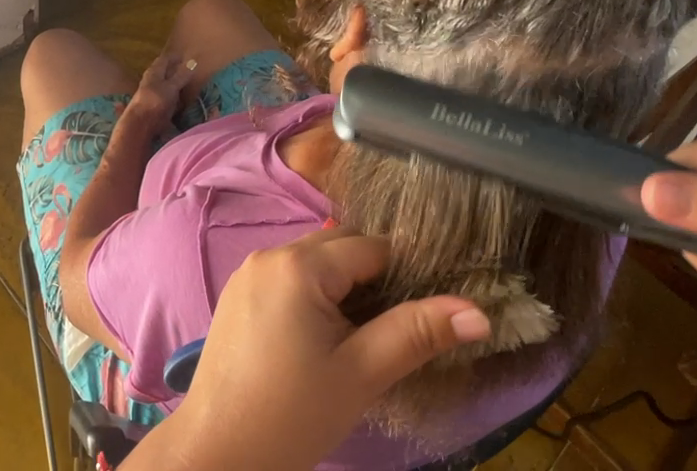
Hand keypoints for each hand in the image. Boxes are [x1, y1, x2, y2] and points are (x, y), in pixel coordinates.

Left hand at [117, 53, 194, 140]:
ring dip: (177, 83)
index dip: (175, 57)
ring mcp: (154, 93)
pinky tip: (185, 98)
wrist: (141, 124)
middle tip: (191, 69)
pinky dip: (177, 95)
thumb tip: (192, 62)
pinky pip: (169, 97)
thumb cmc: (156, 101)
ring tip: (191, 82)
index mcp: (154, 71)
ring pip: (167, 84)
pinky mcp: (157, 106)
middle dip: (176, 69)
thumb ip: (181, 76)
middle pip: (166, 72)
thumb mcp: (171, 87)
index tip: (187, 55)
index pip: (165, 59)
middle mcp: (153, 80)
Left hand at [122, 228, 490, 470]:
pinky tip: (325, 339)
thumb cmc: (292, 413)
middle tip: (399, 328)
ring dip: (344, 288)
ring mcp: (247, 274)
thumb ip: (416, 334)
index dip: (406, 274)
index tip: (428, 310)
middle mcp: (269, 255)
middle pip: (338, 248)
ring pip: (313, 263)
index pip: (369, 247)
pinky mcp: (237, 296)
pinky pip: (287, 279)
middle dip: (374, 278)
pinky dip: (314, 296)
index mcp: (298, 264)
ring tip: (365, 337)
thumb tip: (480, 312)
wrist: (217, 449)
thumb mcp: (362, 373)